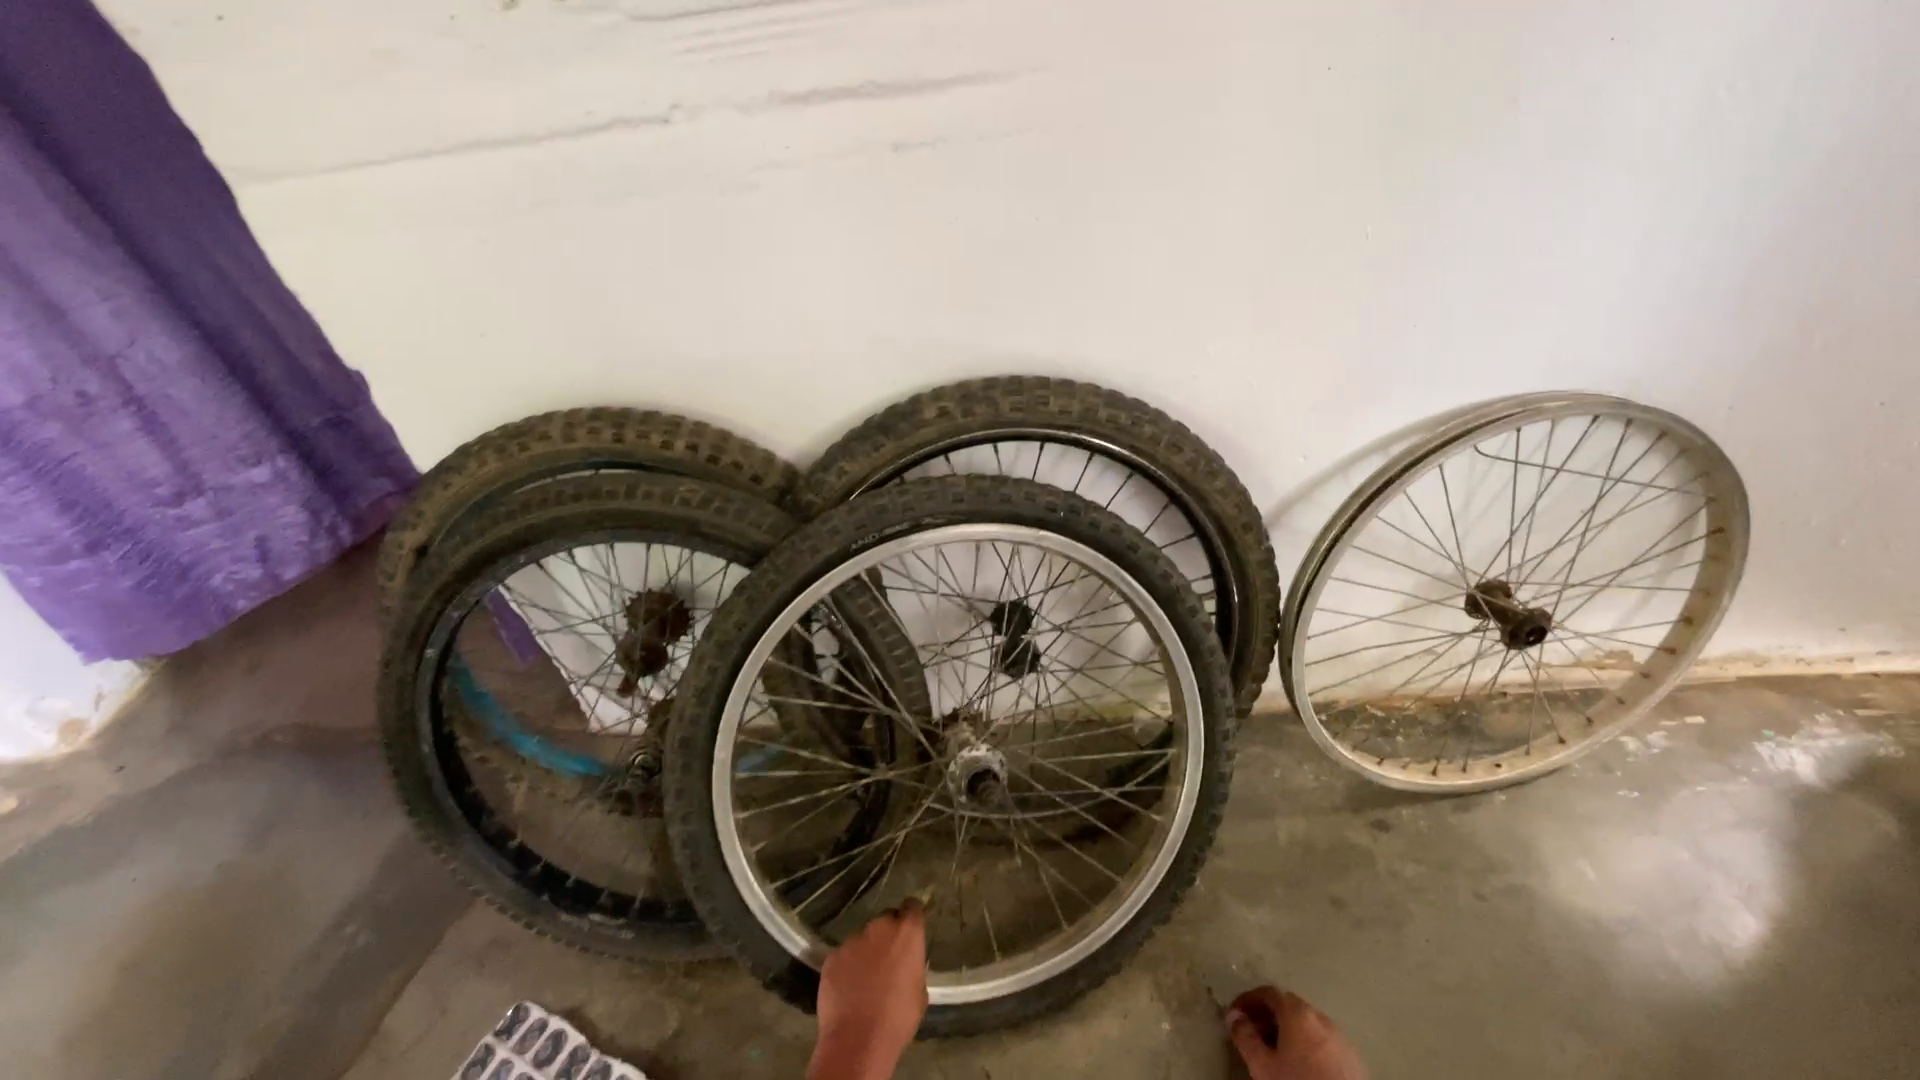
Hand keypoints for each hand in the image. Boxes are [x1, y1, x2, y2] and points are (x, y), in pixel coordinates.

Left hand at [807, 900, 928, 1079]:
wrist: (858, 1040)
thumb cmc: (898, 1018)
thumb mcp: (920, 992)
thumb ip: (913, 967)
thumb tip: (906, 964)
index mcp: (906, 933)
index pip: (912, 906)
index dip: (912, 915)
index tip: (912, 926)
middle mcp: (879, 928)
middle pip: (886, 919)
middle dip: (888, 934)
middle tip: (889, 959)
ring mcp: (852, 940)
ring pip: (863, 938)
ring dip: (866, 951)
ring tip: (865, 979)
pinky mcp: (831, 956)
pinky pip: (844, 955)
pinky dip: (847, 966)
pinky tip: (848, 988)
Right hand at [1225, 986, 1366, 1079]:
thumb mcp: (1263, 1065)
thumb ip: (1245, 1036)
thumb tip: (1234, 1016)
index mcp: (1297, 1013)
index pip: (1268, 992)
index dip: (1248, 1000)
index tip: (1235, 1015)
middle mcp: (1320, 1017)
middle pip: (1288, 1006)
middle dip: (1267, 1015)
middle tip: (1252, 1034)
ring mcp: (1339, 1036)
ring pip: (1307, 1023)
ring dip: (1287, 1030)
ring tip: (1275, 1052)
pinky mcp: (1352, 1057)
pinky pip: (1322, 1040)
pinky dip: (1306, 1043)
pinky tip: (1301, 1064)